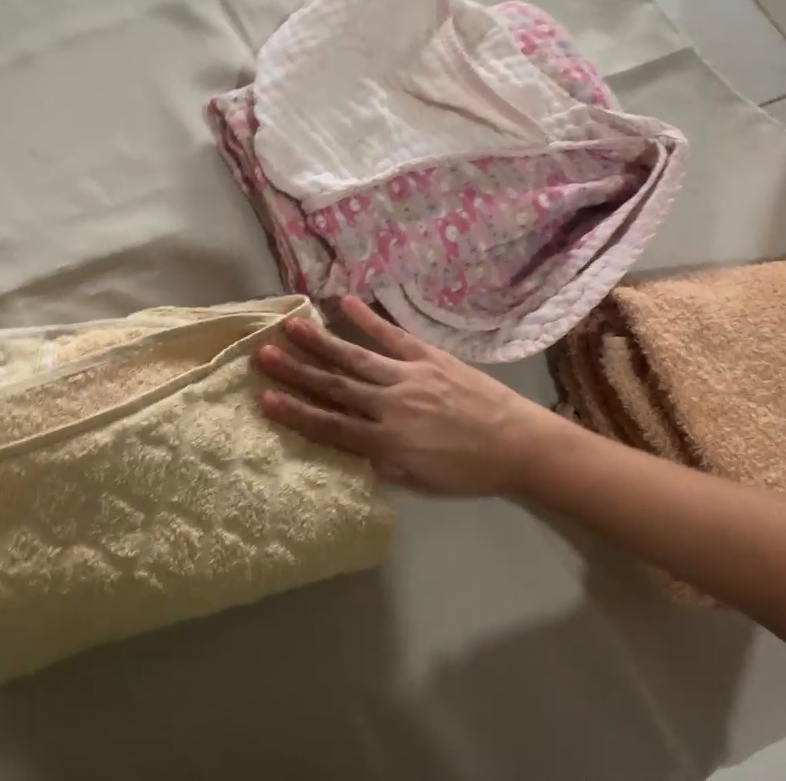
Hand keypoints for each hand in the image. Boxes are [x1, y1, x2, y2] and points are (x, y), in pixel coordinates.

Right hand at [254, 295, 570, 496]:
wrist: (522, 446)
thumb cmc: (467, 471)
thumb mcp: (420, 481)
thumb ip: (381, 464)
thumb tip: (348, 448)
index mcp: (388, 442)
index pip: (331, 426)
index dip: (296, 413)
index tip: (264, 399)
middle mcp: (392, 406)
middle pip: (336, 386)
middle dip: (297, 370)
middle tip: (262, 353)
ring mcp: (410, 377)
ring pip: (357, 357)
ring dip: (322, 342)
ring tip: (291, 326)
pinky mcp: (430, 358)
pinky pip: (394, 337)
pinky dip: (369, 320)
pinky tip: (345, 303)